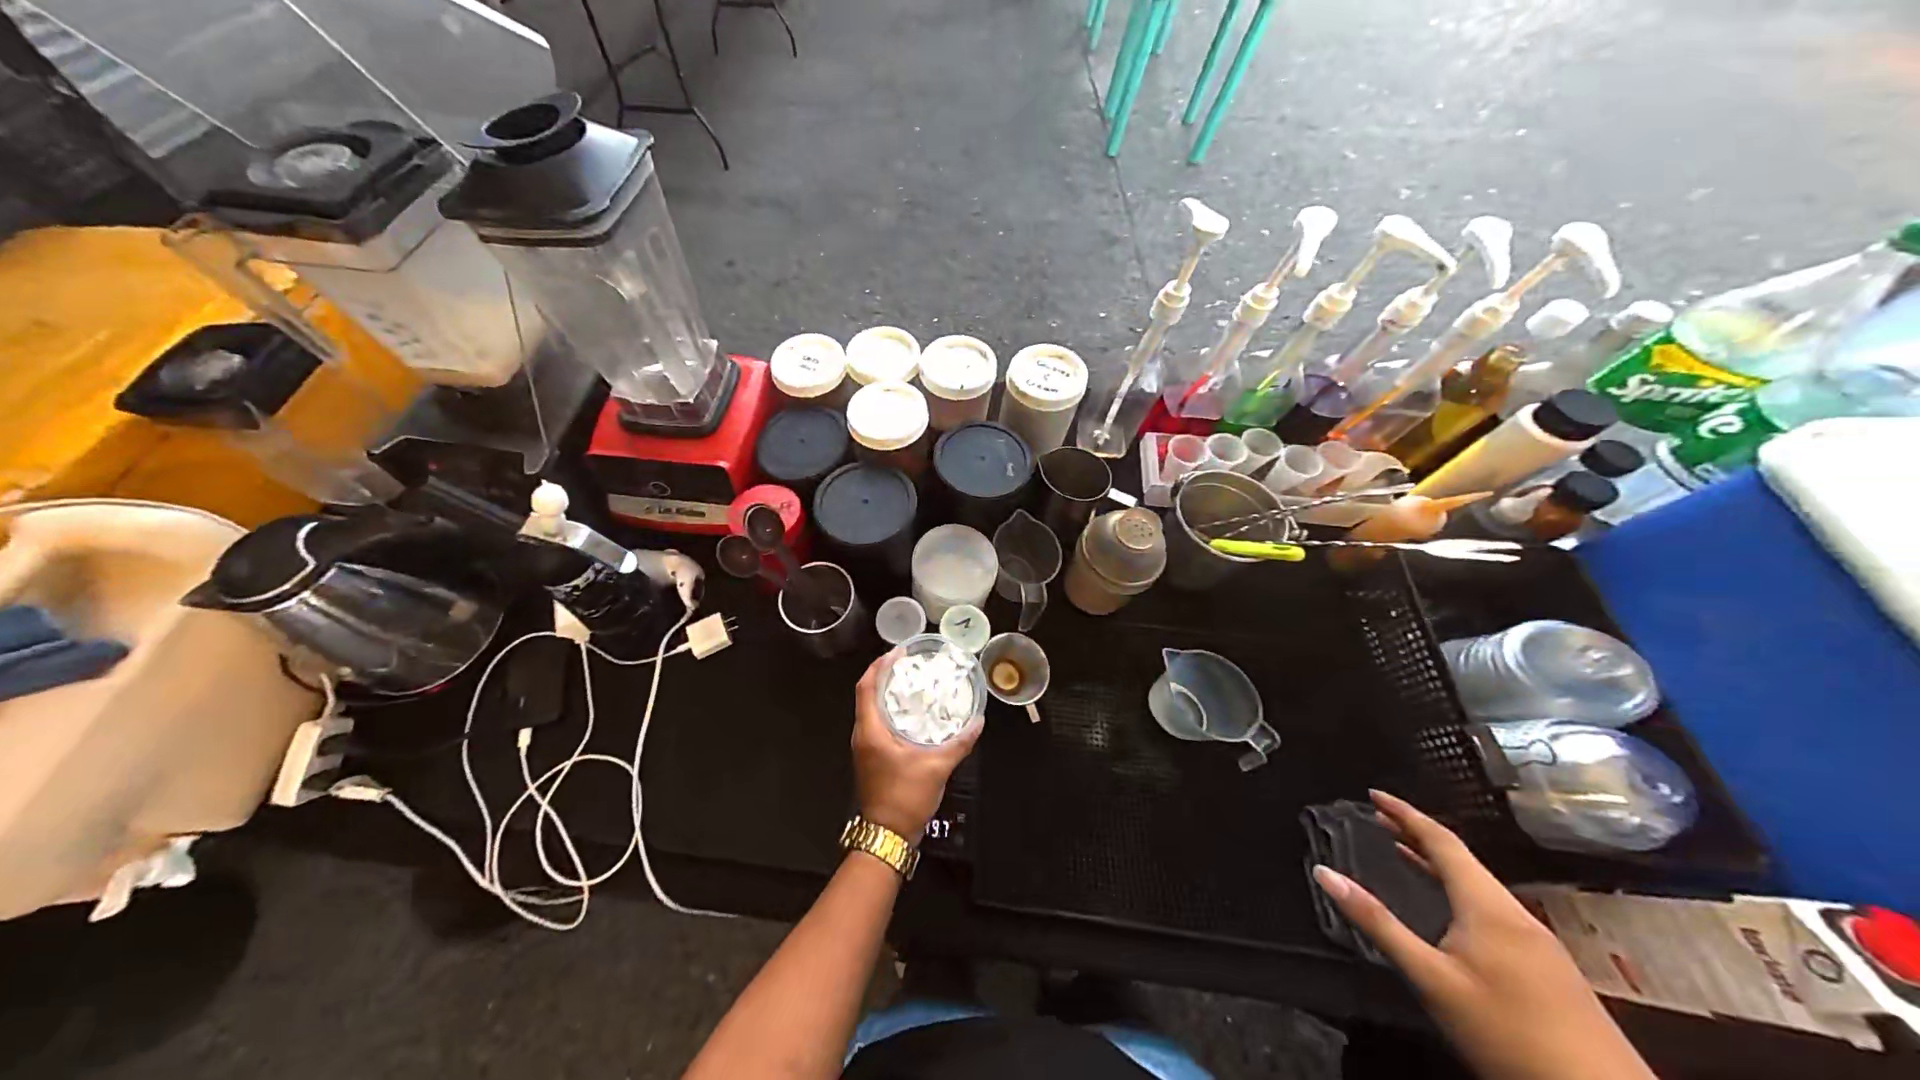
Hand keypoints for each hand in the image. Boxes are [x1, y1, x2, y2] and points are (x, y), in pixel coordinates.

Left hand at [851, 650, 980, 841]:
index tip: (898, 652)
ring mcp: (865, 747)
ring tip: (911, 681)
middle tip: (908, 662)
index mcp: (870, 731)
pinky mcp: (871, 756)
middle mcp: (862, 734)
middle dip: (884, 674)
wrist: (888, 835)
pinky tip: (911, 712)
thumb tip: (978, 722)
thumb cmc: (905, 797)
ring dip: (886, 692)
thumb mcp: (936, 767)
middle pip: (866, 694)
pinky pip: (877, 722)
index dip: (879, 666)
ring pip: (871, 709)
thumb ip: (958, 743)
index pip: (866, 687)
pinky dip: (890, 709)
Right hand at [1314, 790, 1656, 1079]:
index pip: (1442, 842)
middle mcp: (1515, 914)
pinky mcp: (1548, 967)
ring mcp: (1537, 941)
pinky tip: (1451, 911)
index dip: (1406, 814)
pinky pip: (1494, 909)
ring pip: (1480, 885)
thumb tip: (1325, 873)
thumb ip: (1377, 923)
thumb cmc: (1506, 1033)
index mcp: (1488, 907)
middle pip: (1463, 860)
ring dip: (1439, 862)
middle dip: (1419, 834)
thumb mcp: (1430, 978)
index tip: (1375, 794)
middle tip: (1380, 818)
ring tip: (1403, 851)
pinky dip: (1460, 891)